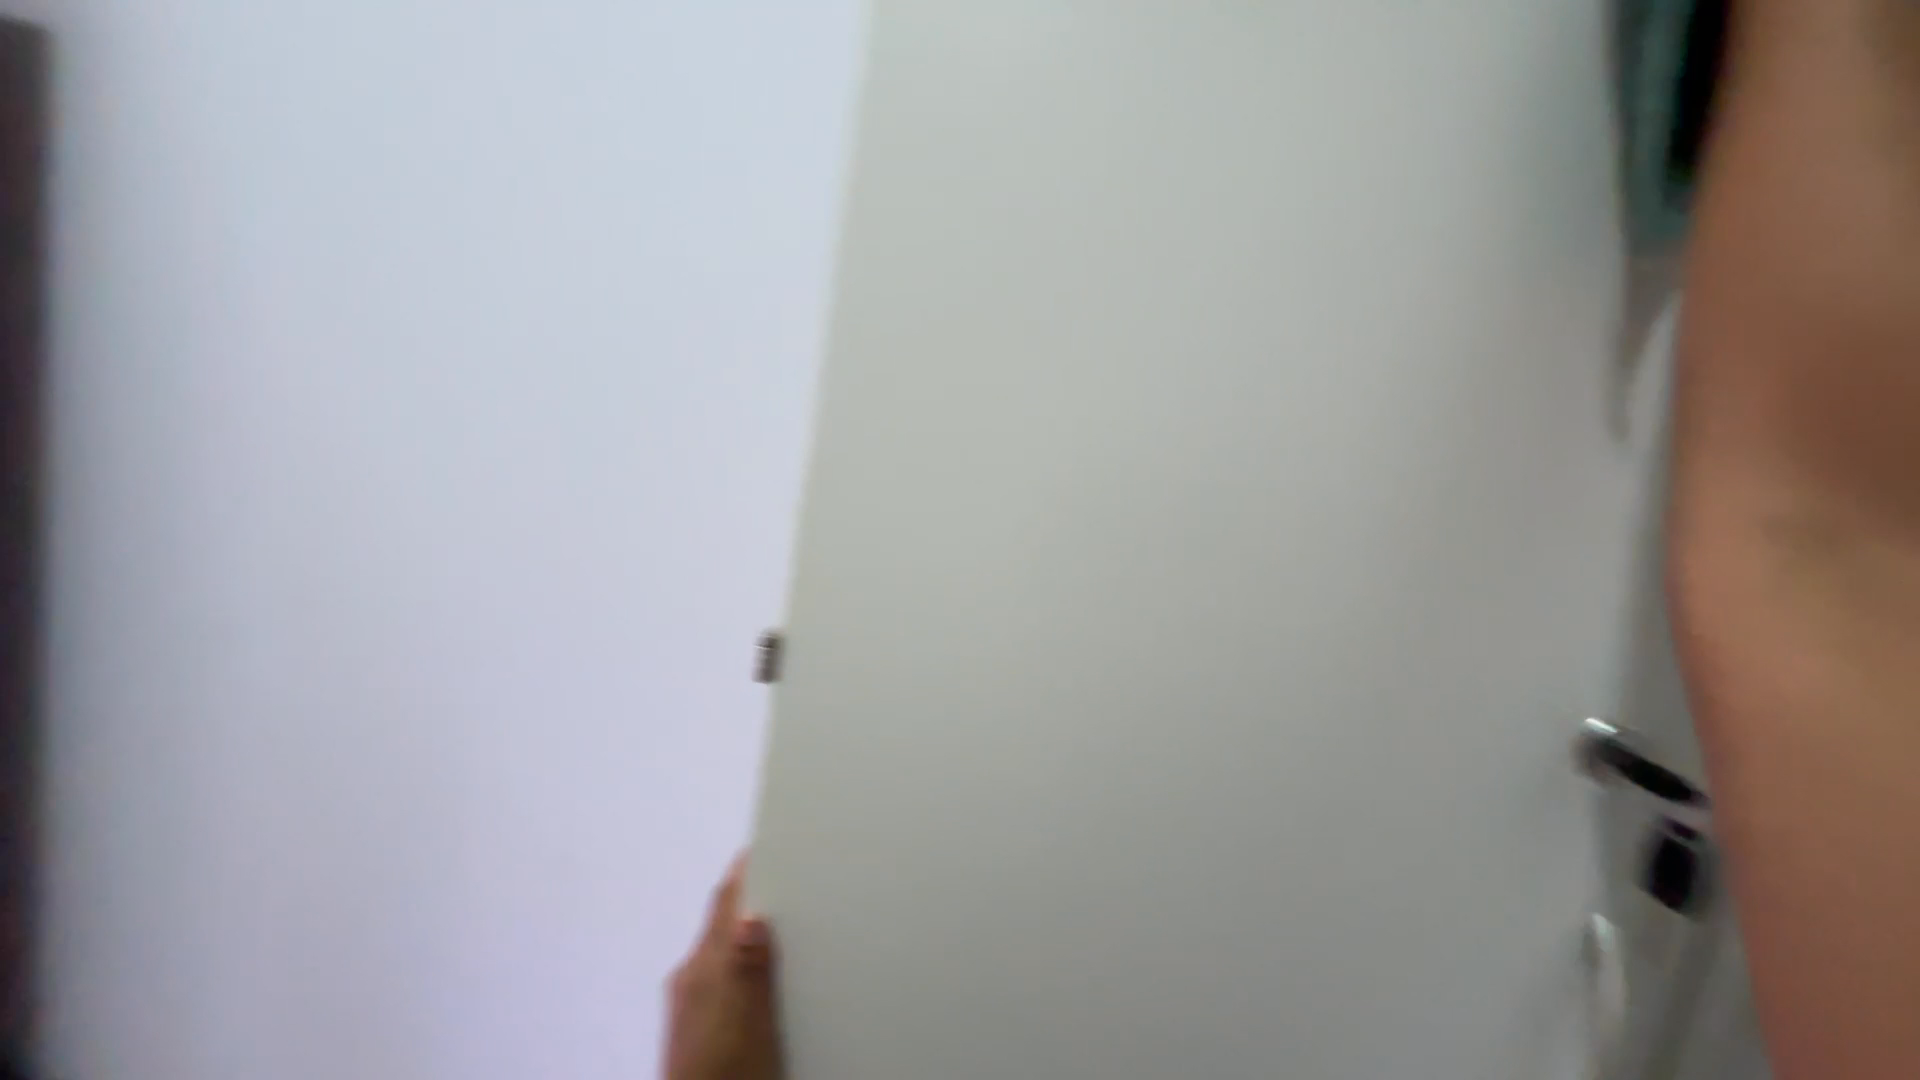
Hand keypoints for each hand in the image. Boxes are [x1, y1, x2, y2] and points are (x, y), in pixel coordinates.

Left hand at [662, 856, 783, 1079]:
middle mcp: (690, 977)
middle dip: (750, 897)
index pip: (725, 903)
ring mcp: (687, 1004)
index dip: (746, 871)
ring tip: (784, 921)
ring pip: (720, 948)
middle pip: (722, 922)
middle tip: (789, 878)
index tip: (772, 845)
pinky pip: (720, 973)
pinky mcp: (691, 1028)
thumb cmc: (731, 1074)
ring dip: (746, 928)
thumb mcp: (751, 1027)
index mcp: (705, 968)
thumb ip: (750, 968)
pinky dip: (741, 958)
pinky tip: (762, 974)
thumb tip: (751, 913)